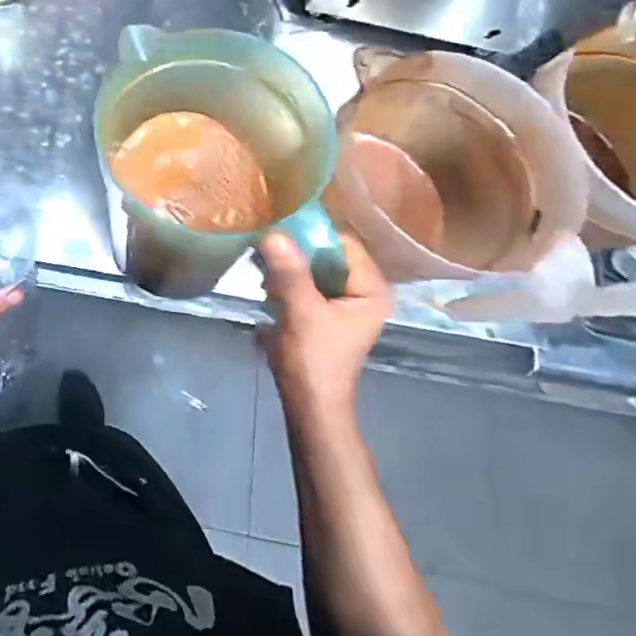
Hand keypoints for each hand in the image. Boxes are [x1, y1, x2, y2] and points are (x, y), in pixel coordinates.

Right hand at [256, 231, 390, 413]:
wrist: (309, 407)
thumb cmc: (314, 361)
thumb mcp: (302, 312)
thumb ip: (290, 272)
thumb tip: (274, 232)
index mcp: (371, 289)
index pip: (344, 244)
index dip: (313, 235)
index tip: (280, 229)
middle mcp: (363, 291)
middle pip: (328, 255)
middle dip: (296, 251)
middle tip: (266, 249)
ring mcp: (343, 303)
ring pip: (314, 269)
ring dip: (289, 267)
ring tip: (264, 270)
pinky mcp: (324, 313)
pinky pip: (307, 284)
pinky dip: (288, 281)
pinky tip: (267, 285)